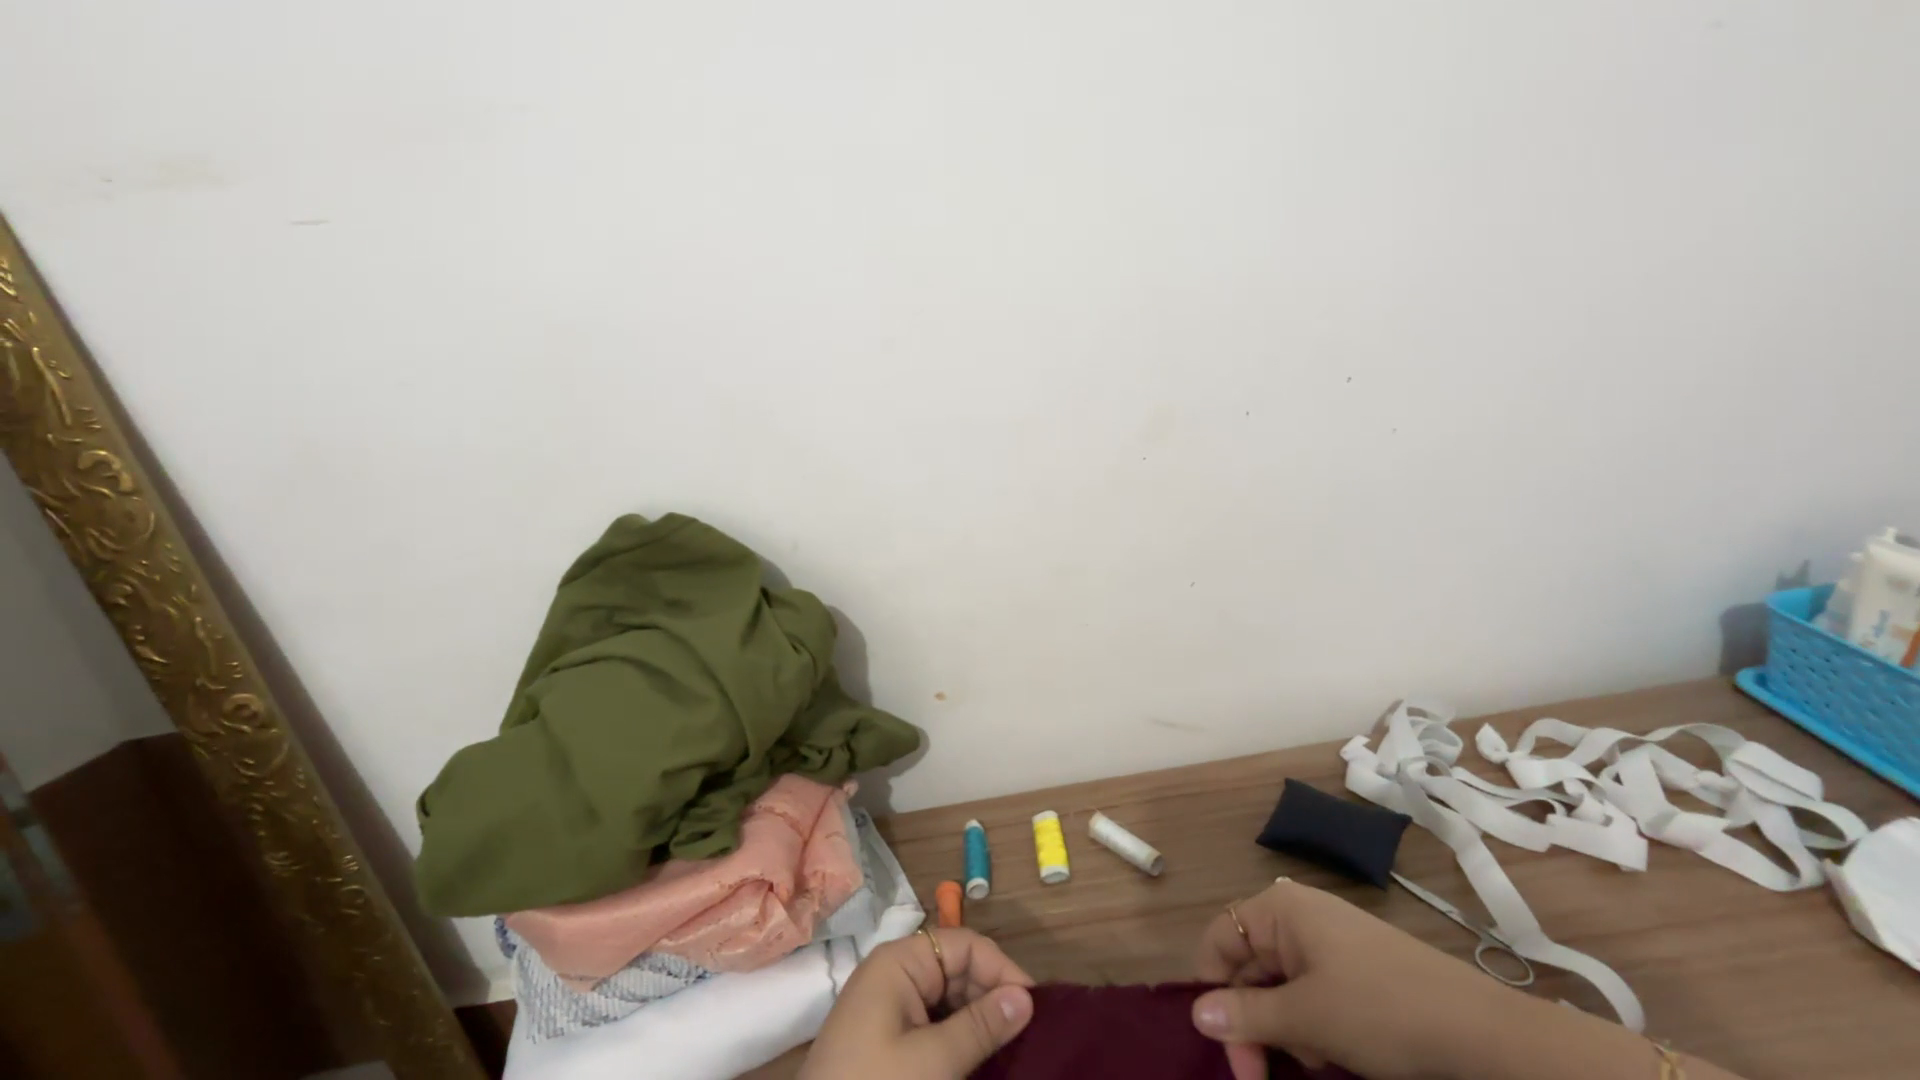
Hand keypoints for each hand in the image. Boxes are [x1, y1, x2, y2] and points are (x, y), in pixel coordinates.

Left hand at [800, 928, 1035, 1078]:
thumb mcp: (933, 1060)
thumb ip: (981, 1026)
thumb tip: (1028, 997)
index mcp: (901, 962)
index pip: (967, 945)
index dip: (1003, 970)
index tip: (1035, 1011)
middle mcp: (896, 973)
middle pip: (960, 969)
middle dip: (994, 998)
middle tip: (1028, 1037)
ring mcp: (891, 1005)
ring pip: (951, 998)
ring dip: (980, 1021)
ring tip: (1012, 1050)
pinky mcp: (889, 1036)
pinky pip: (935, 1023)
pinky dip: (960, 1038)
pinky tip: (982, 1060)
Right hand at [1190, 878, 1517, 1079]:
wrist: (1484, 1035)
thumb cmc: (1381, 1012)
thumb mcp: (1305, 1018)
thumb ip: (1245, 1014)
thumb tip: (1195, 1013)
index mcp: (1281, 910)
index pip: (1219, 940)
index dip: (1211, 990)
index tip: (1222, 1045)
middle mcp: (1301, 918)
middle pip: (1248, 967)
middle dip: (1250, 1021)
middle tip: (1257, 1077)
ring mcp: (1332, 944)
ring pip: (1279, 987)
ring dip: (1282, 1029)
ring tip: (1311, 1060)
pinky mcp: (1357, 972)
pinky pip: (1311, 995)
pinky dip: (1310, 1027)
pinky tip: (1330, 1054)